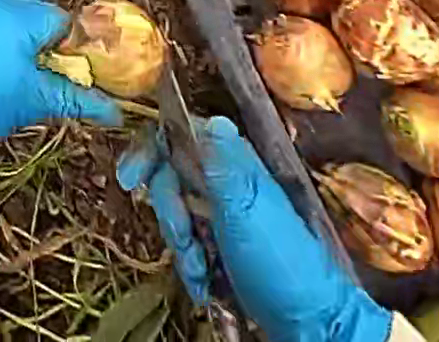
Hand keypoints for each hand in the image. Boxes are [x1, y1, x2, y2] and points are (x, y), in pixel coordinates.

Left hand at [0, 0, 122, 183]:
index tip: (55, 69)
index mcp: (20, 19)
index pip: (59, 20)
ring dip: (1, 34)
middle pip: (28, 15)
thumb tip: (115, 110)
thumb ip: (75, 97)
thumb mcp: (31, 103)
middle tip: (24, 76)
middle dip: (31, 40)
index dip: (63, 46)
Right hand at [118, 117, 391, 341]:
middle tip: (186, 239)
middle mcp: (222, 176)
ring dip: (180, 243)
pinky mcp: (218, 240)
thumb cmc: (280, 261)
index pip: (176, 134)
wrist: (309, 324)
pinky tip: (206, 281)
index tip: (129, 179)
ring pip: (173, 210)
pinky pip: (185, 241)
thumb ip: (222, 163)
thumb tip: (210, 117)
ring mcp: (220, 209)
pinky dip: (189, 262)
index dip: (148, 152)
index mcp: (230, 157)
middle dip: (170, 212)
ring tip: (203, 268)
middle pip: (168, 174)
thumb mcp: (247, 209)